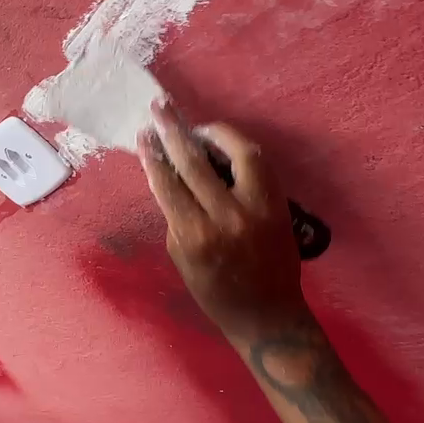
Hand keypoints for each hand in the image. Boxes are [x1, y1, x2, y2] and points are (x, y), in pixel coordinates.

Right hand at [137, 100, 304, 339]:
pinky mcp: (279, 204)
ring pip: (239, 152)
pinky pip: (259, 163)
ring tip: (197, 128)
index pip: (168, 183)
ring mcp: (259, 208)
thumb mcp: (181, 255)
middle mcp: (227, 217)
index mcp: (196, 235)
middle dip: (174, 131)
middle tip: (161, 108)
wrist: (268, 314)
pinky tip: (224, 144)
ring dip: (215, 133)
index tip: (144, 134)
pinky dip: (239, 148)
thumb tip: (169, 174)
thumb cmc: (214, 291)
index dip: (153, 154)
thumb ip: (176, 213)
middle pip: (196, 162)